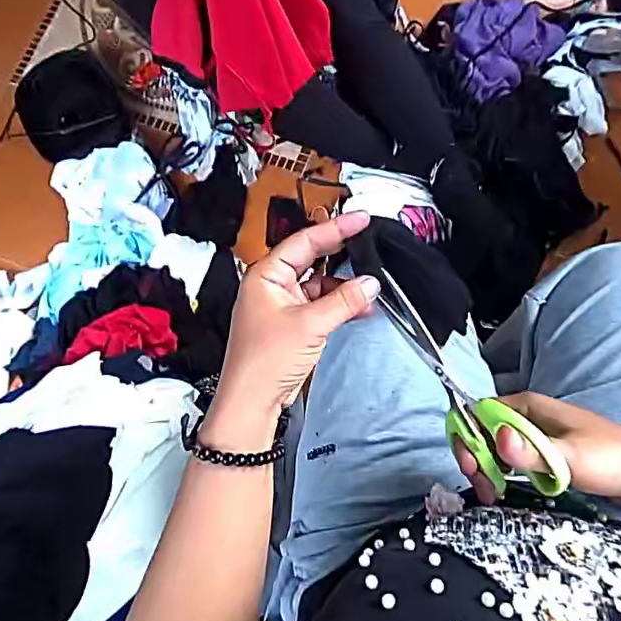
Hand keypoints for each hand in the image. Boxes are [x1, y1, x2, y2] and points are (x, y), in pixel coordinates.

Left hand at [201, 213, 379, 449]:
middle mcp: (273, 286)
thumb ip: (343, 301)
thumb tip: (369, 283)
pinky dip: (341, 305)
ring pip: (320, 283)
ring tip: (369, 288)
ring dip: (344, 286)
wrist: (252, 401)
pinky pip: (322, 304)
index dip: (335, 228)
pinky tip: (360, 307)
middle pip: (312, 259)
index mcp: (266, 275)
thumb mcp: (310, 325)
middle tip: (367, 240)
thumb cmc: (262, 362)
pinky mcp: (294, 323)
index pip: (305, 241)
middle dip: (341, 254)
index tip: (359, 219)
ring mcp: (284, 305)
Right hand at [453, 392, 620, 507]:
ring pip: (495, 448)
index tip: (473, 468)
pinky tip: (506, 492)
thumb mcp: (571, 459)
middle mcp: (530, 417)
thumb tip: (497, 438)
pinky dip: (502, 476)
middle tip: (485, 488)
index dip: (469, 437)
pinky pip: (511, 461)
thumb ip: (533, 452)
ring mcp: (537, 436)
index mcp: (531, 407)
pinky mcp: (544, 455)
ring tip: (494, 494)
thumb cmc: (615, 461)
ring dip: (487, 470)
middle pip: (483, 431)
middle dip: (476, 458)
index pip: (480, 412)